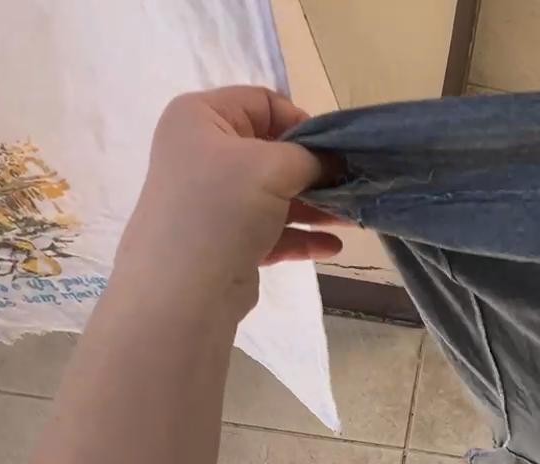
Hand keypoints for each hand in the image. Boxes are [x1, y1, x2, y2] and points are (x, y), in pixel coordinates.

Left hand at [114, 87, 344, 317]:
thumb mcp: (271, 166)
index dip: (301, 122)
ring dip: (317, 206)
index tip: (332, 152)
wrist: (186, 286)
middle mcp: (206, 154)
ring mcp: (218, 200)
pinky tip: (332, 247)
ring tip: (353, 218)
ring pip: (278, 195)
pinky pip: (275, 231)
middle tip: (351, 186)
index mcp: (202, 118)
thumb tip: (334, 163)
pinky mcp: (232, 240)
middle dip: (315, 171)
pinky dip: (303, 236)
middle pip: (273, 153)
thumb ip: (309, 157)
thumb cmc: (222, 208)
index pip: (261, 103)